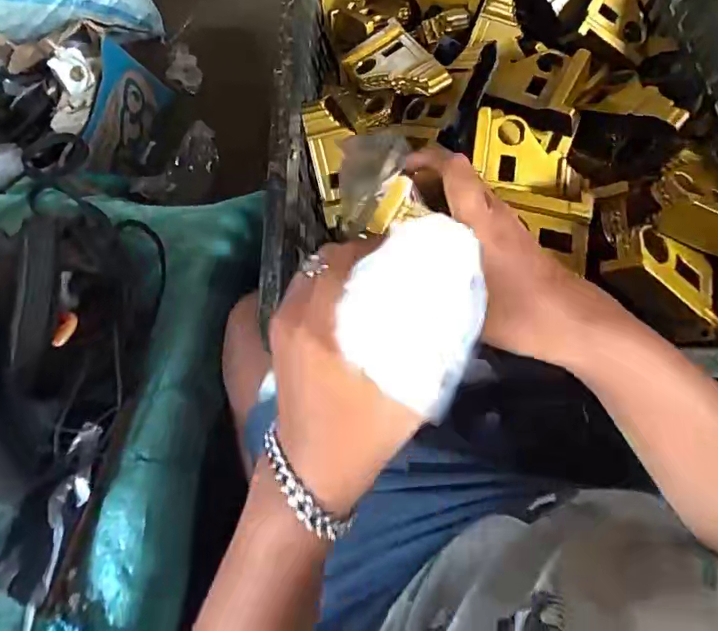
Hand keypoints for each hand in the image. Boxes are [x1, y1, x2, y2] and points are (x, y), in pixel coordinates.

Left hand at [269, 240, 422, 517]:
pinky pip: (299, 291)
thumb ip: (423, 344)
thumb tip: (441, 301)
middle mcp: (293, 315)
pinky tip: (345, 299)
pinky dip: (322, 283)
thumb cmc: (361, 433)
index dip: (371, 247)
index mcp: (320, 325)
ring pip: (308, 274)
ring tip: (368, 276)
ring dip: (337, 267)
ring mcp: (279, 323)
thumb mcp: (405, 392)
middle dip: (355, 253)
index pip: (341, 260)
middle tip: (387, 260)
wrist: (311, 469)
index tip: (399, 249)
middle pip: (322, 261)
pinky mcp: (276, 335)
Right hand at [405, 146, 639, 365]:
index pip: (455, 168)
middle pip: (461, 176)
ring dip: (443, 196)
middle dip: (429, 177)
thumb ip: (429, 286)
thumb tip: (394, 279)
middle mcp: (494, 213)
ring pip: (471, 195)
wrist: (575, 323)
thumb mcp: (465, 304)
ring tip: (414, 218)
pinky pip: (479, 213)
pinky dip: (458, 215)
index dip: (427, 159)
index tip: (402, 168)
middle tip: (399, 195)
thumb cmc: (520, 311)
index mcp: (480, 219)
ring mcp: (508, 225)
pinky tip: (444, 244)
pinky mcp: (514, 240)